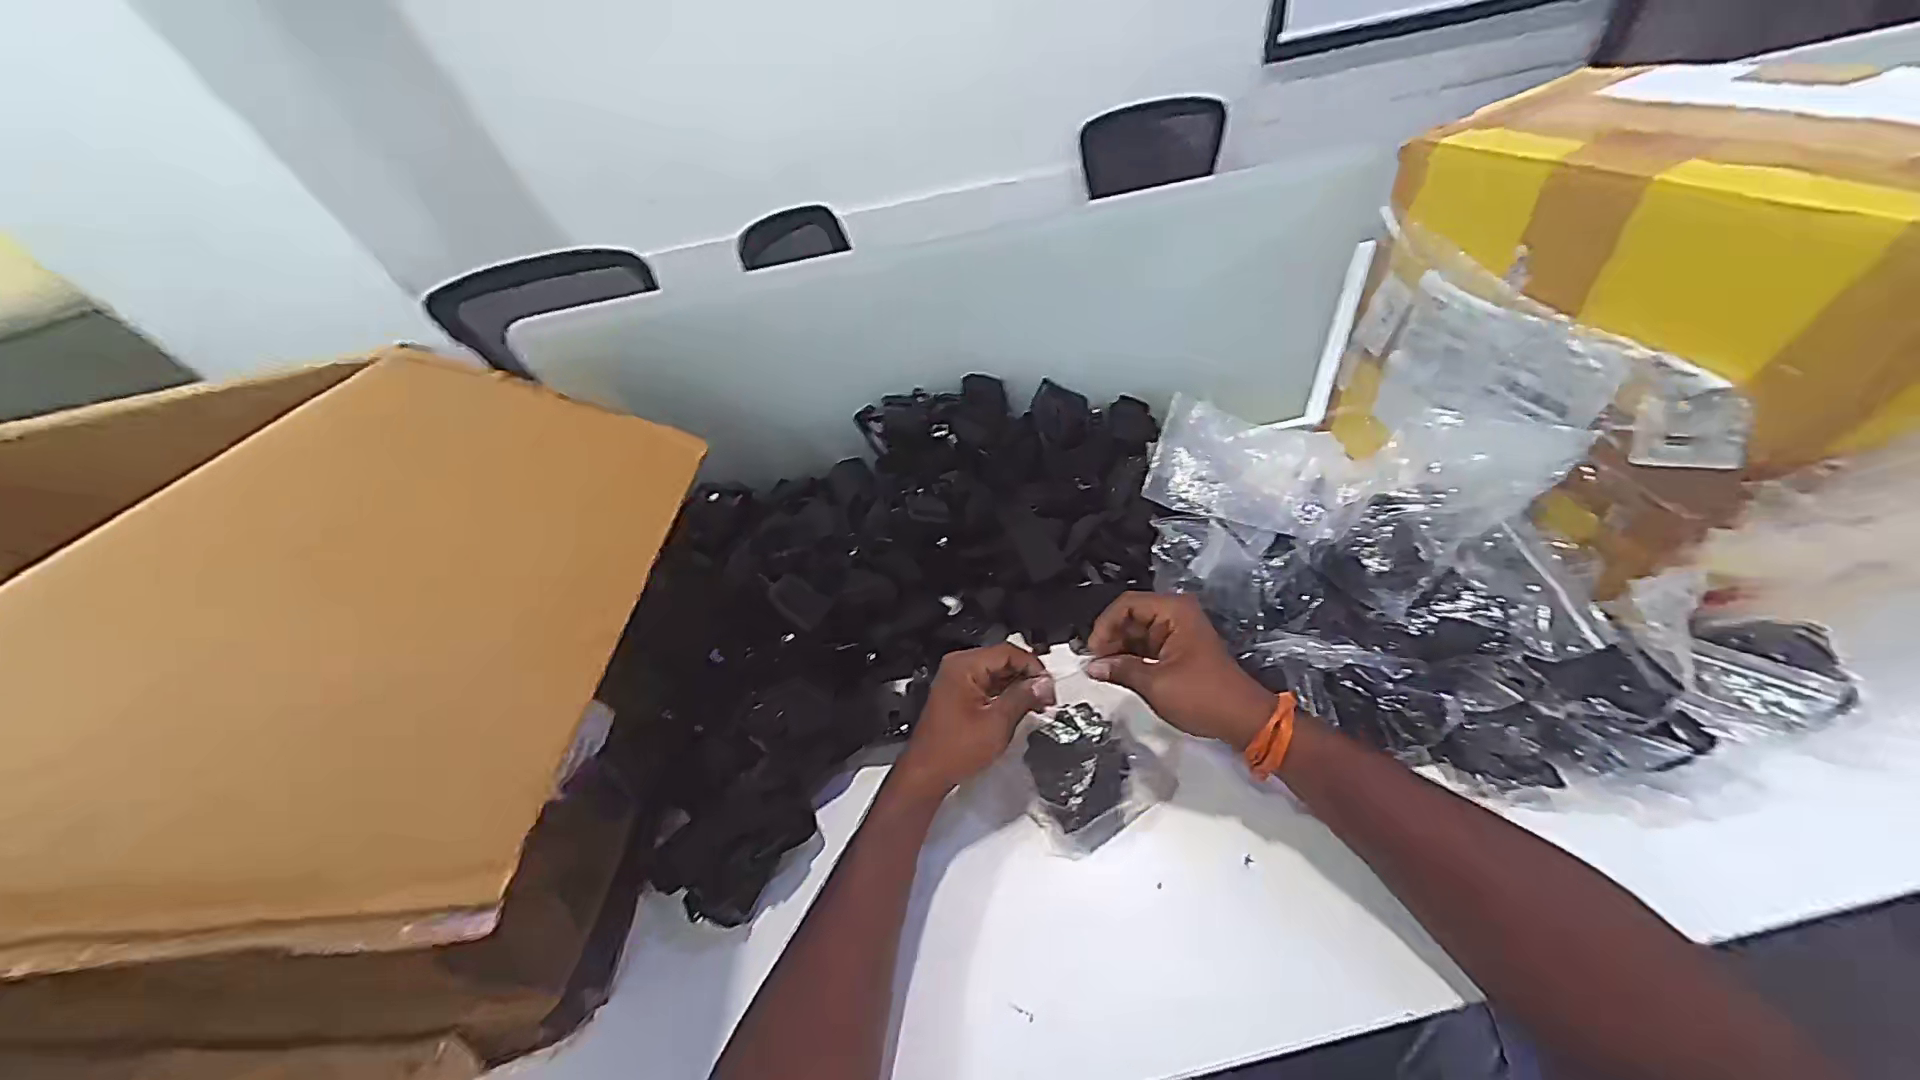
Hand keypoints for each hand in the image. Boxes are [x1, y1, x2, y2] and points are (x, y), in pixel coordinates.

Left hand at [893, 643, 1055, 797]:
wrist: (927, 773)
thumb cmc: (951, 751)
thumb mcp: (997, 722)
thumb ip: (1023, 697)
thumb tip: (1042, 684)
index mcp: (963, 666)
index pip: (1008, 652)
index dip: (1033, 667)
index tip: (1048, 685)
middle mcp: (958, 668)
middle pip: (1003, 661)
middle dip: (1027, 678)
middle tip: (1045, 697)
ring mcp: (957, 681)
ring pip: (997, 674)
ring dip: (1018, 688)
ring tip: (1036, 706)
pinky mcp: (959, 695)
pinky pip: (988, 686)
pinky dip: (1005, 696)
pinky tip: (1018, 710)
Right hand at [1086, 592, 1276, 750]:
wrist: (1243, 720)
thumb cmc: (1203, 697)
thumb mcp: (1156, 684)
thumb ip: (1121, 670)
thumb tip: (1093, 667)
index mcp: (1174, 611)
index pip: (1127, 604)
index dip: (1105, 625)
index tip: (1093, 651)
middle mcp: (1175, 614)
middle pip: (1130, 616)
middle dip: (1110, 638)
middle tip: (1095, 663)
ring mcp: (1177, 631)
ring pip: (1136, 632)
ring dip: (1118, 649)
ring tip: (1103, 670)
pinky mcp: (1177, 649)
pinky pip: (1146, 645)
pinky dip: (1131, 657)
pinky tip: (1118, 672)